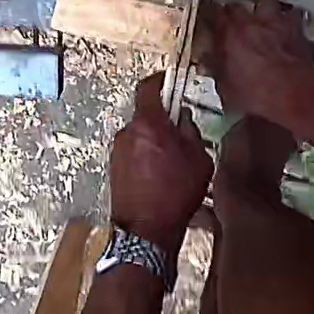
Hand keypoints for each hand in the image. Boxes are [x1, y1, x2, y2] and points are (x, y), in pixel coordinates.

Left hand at [109, 72, 213, 254]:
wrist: (147, 232)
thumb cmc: (175, 194)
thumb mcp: (200, 159)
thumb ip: (191, 132)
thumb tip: (183, 120)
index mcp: (148, 124)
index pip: (148, 87)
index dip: (160, 81)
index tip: (171, 81)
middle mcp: (128, 133)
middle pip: (146, 114)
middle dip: (163, 120)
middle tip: (182, 133)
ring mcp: (117, 151)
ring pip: (140, 135)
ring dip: (154, 140)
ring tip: (173, 161)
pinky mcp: (114, 168)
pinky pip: (133, 152)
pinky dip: (145, 156)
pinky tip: (160, 175)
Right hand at [199, 0, 313, 122]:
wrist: (294, 95)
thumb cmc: (259, 93)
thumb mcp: (226, 87)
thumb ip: (217, 68)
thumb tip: (210, 64)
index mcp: (229, 33)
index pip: (212, 13)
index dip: (209, 15)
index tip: (208, 20)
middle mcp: (252, 23)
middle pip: (237, 6)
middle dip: (233, 13)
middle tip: (231, 24)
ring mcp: (277, 23)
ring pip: (266, 3)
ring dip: (262, 9)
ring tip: (260, 20)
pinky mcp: (297, 31)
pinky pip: (291, 17)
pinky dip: (287, 22)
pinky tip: (286, 31)